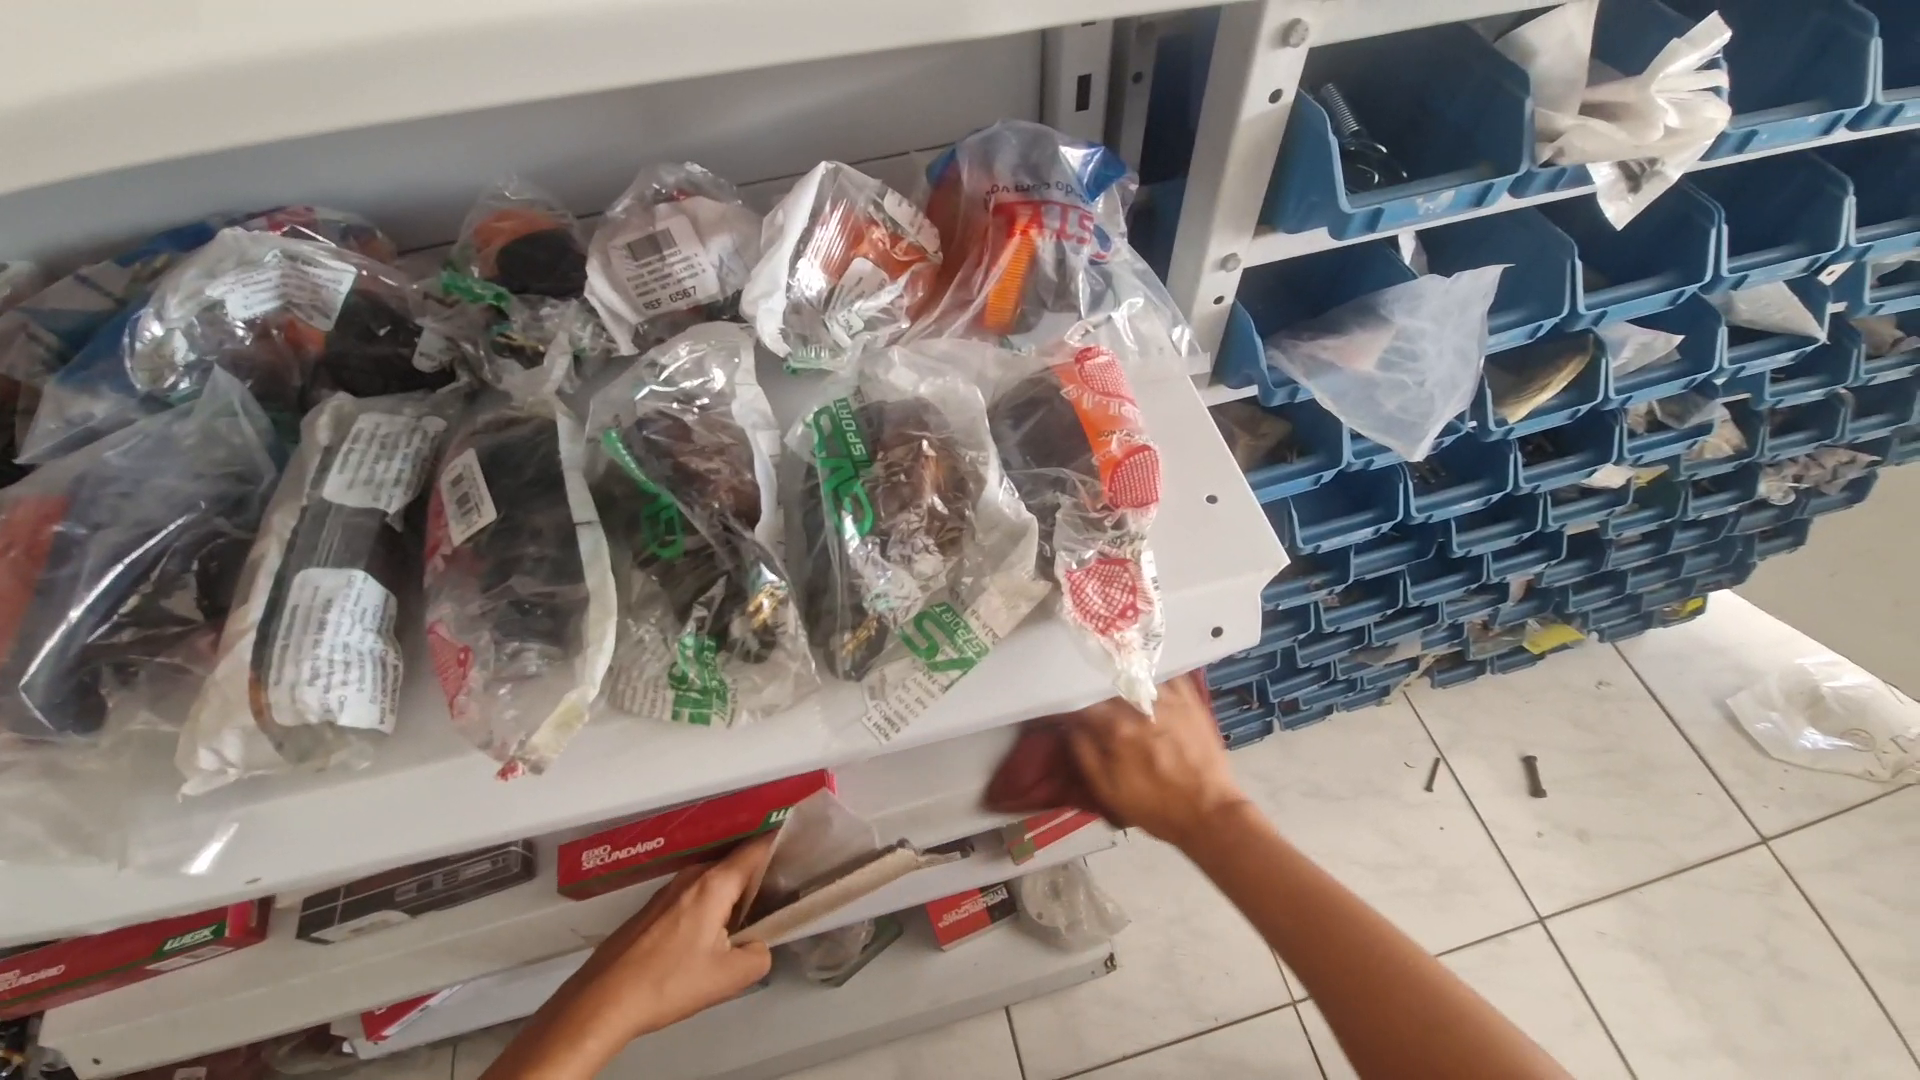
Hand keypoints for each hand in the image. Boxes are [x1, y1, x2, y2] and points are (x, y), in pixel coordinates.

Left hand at [562, 834, 775, 1041]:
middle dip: (758, 875)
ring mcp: (667, 891)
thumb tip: (758, 946)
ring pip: (712, 882)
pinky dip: (708, 906)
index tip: (801, 845)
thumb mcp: (729, 977)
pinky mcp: (651, 910)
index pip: (757, 847)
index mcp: (715, 884)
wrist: (602, 1001)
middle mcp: (691, 877)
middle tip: (779, 894)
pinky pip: (692, 896)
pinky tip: (706, 938)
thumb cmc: (668, 983)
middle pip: (735, 864)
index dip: (781, 842)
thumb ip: (760, 955)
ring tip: (745, 920)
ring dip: (731, 895)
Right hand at [1063, 673, 1252, 849]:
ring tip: (1118, 681)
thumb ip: (1084, 753)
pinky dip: (1155, 671)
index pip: (1083, 702)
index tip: (1069, 706)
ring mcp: (1168, 700)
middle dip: (1095, 686)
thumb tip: (1071, 726)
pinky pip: (1169, 672)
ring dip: (1123, 675)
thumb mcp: (1107, 791)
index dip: (1072, 702)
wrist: (1209, 814)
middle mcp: (1139, 706)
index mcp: (1115, 729)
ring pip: (1137, 673)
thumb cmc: (1155, 807)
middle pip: (1107, 683)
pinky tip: (1149, 676)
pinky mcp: (1191, 700)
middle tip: (1092, 693)